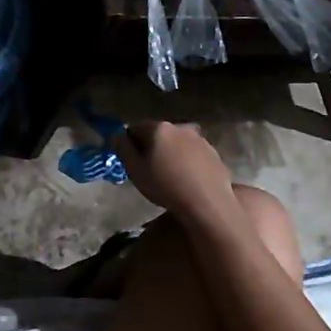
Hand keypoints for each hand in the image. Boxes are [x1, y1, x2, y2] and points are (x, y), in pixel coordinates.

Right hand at [114, 121, 236, 221]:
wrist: (207, 203)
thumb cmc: (165, 186)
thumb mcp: (135, 170)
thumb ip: (123, 149)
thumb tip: (117, 135)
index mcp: (158, 128)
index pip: (135, 128)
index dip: (130, 144)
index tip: (132, 162)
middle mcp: (180, 127)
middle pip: (158, 134)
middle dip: (151, 147)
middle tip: (150, 170)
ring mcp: (200, 139)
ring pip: (177, 143)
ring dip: (171, 153)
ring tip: (171, 176)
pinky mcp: (213, 152)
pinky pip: (193, 153)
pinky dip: (187, 161)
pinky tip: (187, 179)